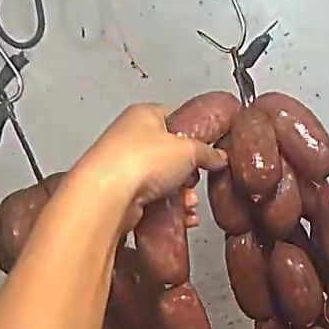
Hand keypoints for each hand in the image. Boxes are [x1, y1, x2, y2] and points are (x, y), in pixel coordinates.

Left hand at [70, 102, 227, 227]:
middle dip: (190, 172)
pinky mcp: (124, 192)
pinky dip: (172, 207)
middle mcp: (131, 137)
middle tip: (194, 176)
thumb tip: (219, 157)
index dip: (196, 134)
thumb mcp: (189, 148)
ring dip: (184, 193)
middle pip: (174, 153)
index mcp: (144, 115)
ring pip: (167, 179)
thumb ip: (209, 152)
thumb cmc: (139, 161)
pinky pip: (157, 198)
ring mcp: (126, 165)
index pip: (177, 117)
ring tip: (188, 200)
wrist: (108, 197)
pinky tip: (182, 213)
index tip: (209, 147)